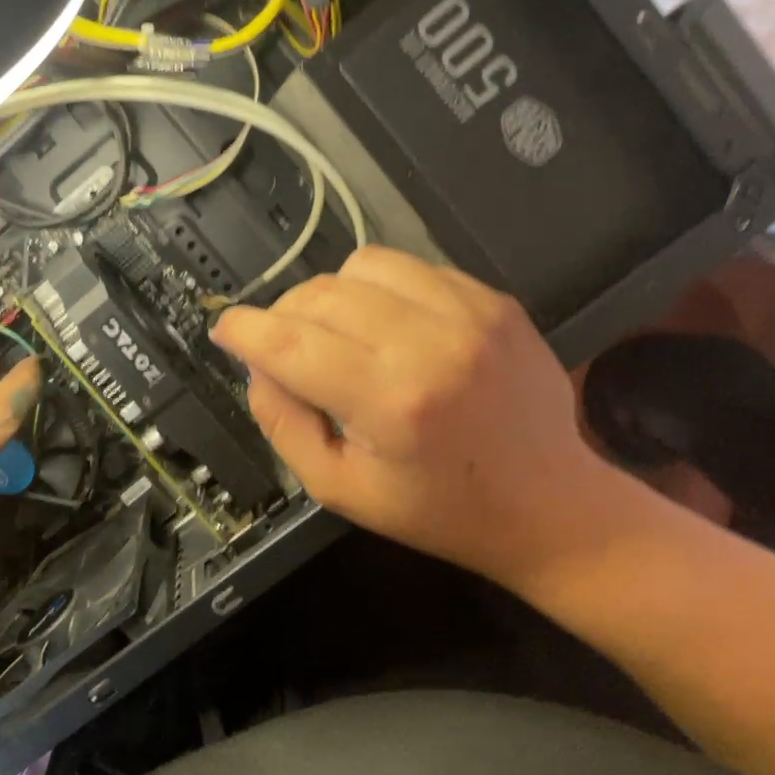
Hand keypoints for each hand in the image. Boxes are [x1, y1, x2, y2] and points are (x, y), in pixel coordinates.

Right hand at [210, 247, 605, 582]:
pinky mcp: (493, 299)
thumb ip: (283, 424)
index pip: (291, 342)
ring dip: (330, 295)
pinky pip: (410, 266)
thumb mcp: (340, 490)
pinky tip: (387, 327)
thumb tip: (256, 365)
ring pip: (362, 265)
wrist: (549, 504)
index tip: (224, 330)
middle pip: (320, 295)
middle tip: (284, 350)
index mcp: (391, 403)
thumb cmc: (438, 510)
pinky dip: (379, 289)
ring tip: (337, 334)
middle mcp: (431, 344)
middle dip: (283, 317)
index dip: (244, 330)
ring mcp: (470, 314)